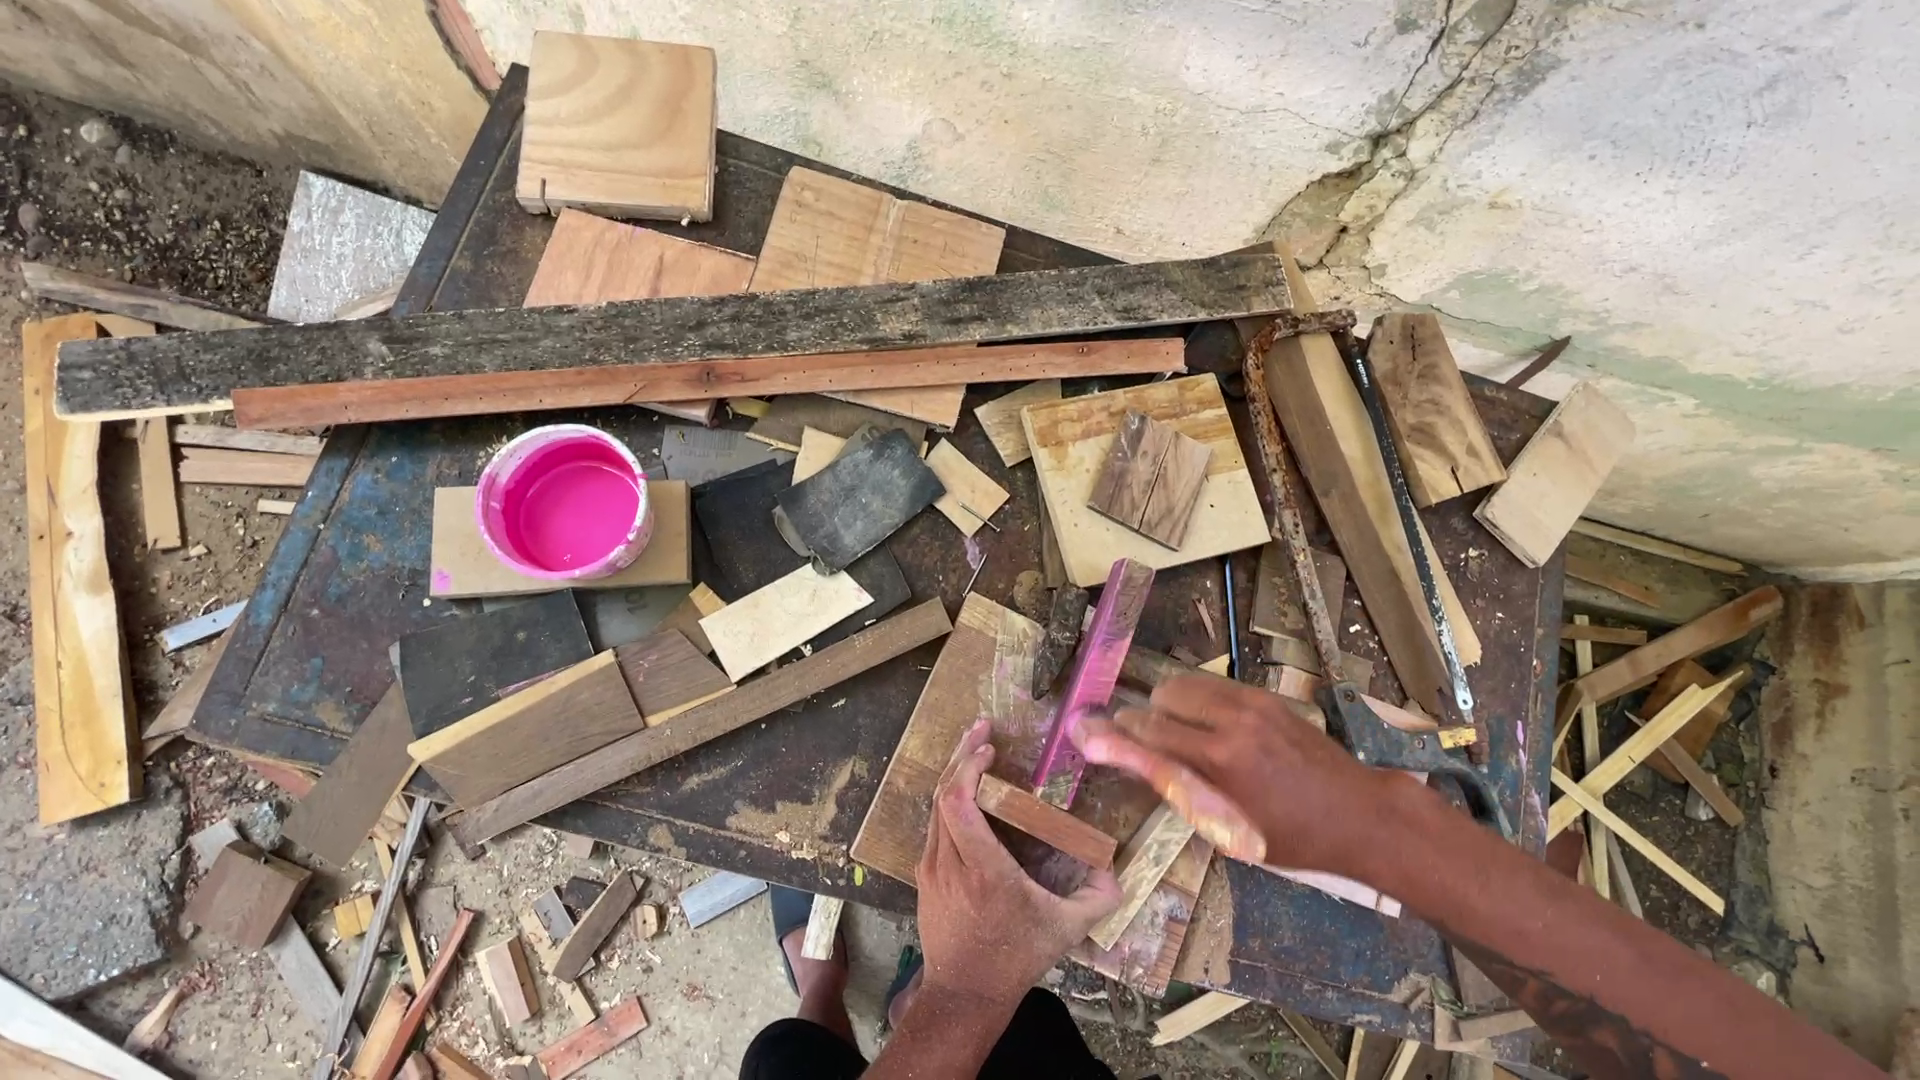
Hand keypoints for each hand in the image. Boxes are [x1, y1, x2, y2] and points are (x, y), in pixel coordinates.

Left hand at [915, 719, 1120, 1006]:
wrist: (964, 994)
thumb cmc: (1015, 957)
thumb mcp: (1063, 930)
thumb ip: (1095, 900)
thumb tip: (1119, 873)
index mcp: (982, 870)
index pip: (958, 804)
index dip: (967, 768)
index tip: (989, 748)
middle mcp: (949, 862)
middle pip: (942, 794)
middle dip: (960, 756)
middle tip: (981, 729)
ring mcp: (931, 868)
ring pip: (934, 807)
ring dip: (952, 774)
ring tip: (973, 749)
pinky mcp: (924, 874)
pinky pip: (933, 824)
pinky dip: (947, 798)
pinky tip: (963, 788)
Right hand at [1075, 675, 1397, 875]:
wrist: (1360, 813)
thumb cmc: (1293, 838)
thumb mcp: (1230, 828)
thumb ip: (1180, 788)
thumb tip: (1135, 764)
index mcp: (1219, 761)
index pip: (1149, 732)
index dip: (1116, 732)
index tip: (1090, 729)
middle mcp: (1231, 721)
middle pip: (1162, 696)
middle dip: (1148, 717)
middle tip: (1150, 741)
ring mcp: (1251, 702)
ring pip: (1185, 682)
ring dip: (1172, 704)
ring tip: (1180, 731)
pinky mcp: (1266, 695)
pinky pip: (1213, 684)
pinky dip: (1199, 700)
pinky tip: (1210, 724)